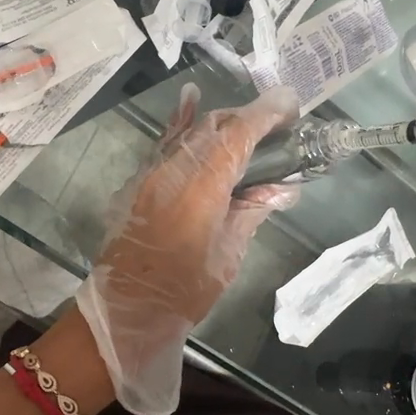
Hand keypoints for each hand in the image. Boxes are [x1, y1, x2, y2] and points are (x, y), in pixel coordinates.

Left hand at [77, 85, 298, 414]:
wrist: (125, 309)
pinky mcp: (137, 184)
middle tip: (274, 128)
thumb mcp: (228, 254)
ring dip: (218, 125)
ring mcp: (150, 173)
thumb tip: (283, 189)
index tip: (290, 106)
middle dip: (245, 118)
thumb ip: (252, 212)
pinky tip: (189, 106)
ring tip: (244, 130)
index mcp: (202, 185)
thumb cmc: (182, 289)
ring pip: (188, 132)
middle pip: (213, 125)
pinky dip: (182, 126)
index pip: (238, 133)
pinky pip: (165, 144)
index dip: (266, 114)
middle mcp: (173, 168)